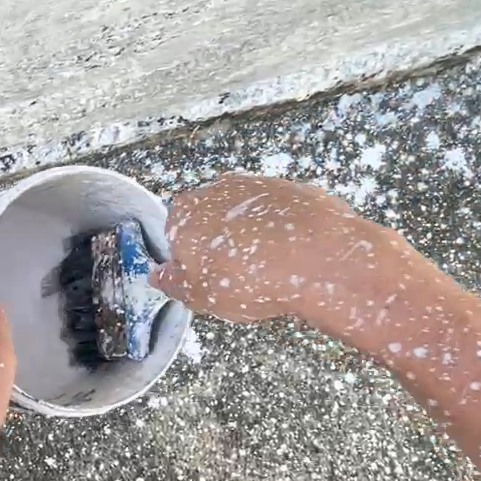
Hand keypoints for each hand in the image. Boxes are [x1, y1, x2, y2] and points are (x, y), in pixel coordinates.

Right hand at [152, 173, 415, 325]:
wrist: (319, 263)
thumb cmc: (248, 278)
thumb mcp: (195, 294)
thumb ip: (171, 282)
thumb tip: (161, 275)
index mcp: (185, 212)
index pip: (174, 230)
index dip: (186, 255)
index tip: (199, 274)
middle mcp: (219, 189)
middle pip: (210, 217)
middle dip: (217, 241)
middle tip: (231, 274)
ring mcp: (261, 185)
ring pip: (246, 215)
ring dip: (251, 236)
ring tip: (264, 269)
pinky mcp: (297, 190)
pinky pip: (280, 214)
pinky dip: (282, 232)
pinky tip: (290, 258)